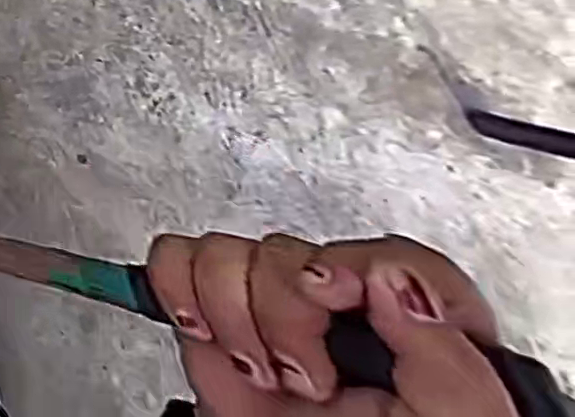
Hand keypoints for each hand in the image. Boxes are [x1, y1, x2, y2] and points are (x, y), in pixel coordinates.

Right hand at [146, 232, 514, 416]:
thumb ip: (451, 368)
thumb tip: (395, 282)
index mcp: (411, 333)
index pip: (393, 258)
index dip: (354, 263)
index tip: (332, 294)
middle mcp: (333, 307)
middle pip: (287, 252)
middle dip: (281, 314)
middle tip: (303, 374)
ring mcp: (259, 297)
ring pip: (223, 249)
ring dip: (229, 313)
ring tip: (257, 369)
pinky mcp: (199, 295)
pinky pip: (172, 254)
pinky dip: (175, 287)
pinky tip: (203, 331)